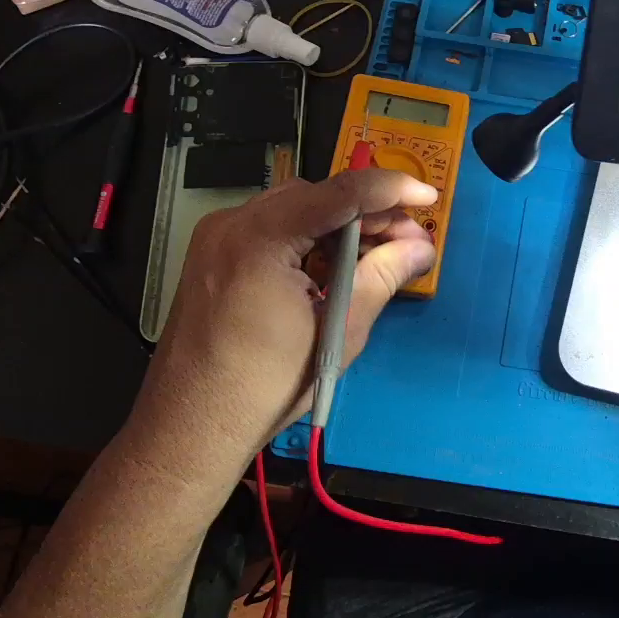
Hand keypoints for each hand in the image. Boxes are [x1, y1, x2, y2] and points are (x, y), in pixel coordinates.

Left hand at [129, 170, 438, 470]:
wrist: (190, 428)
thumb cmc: (265, 386)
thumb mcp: (337, 330)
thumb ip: (381, 277)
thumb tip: (421, 248)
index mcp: (260, 239)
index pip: (339, 193)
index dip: (390, 189)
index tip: (428, 197)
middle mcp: (233, 224)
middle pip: (318, 196)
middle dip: (369, 212)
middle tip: (410, 241)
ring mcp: (217, 236)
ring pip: (297, 209)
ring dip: (342, 225)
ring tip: (380, 256)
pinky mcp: (214, 253)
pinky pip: (274, 228)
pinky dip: (311, 238)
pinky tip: (337, 265)